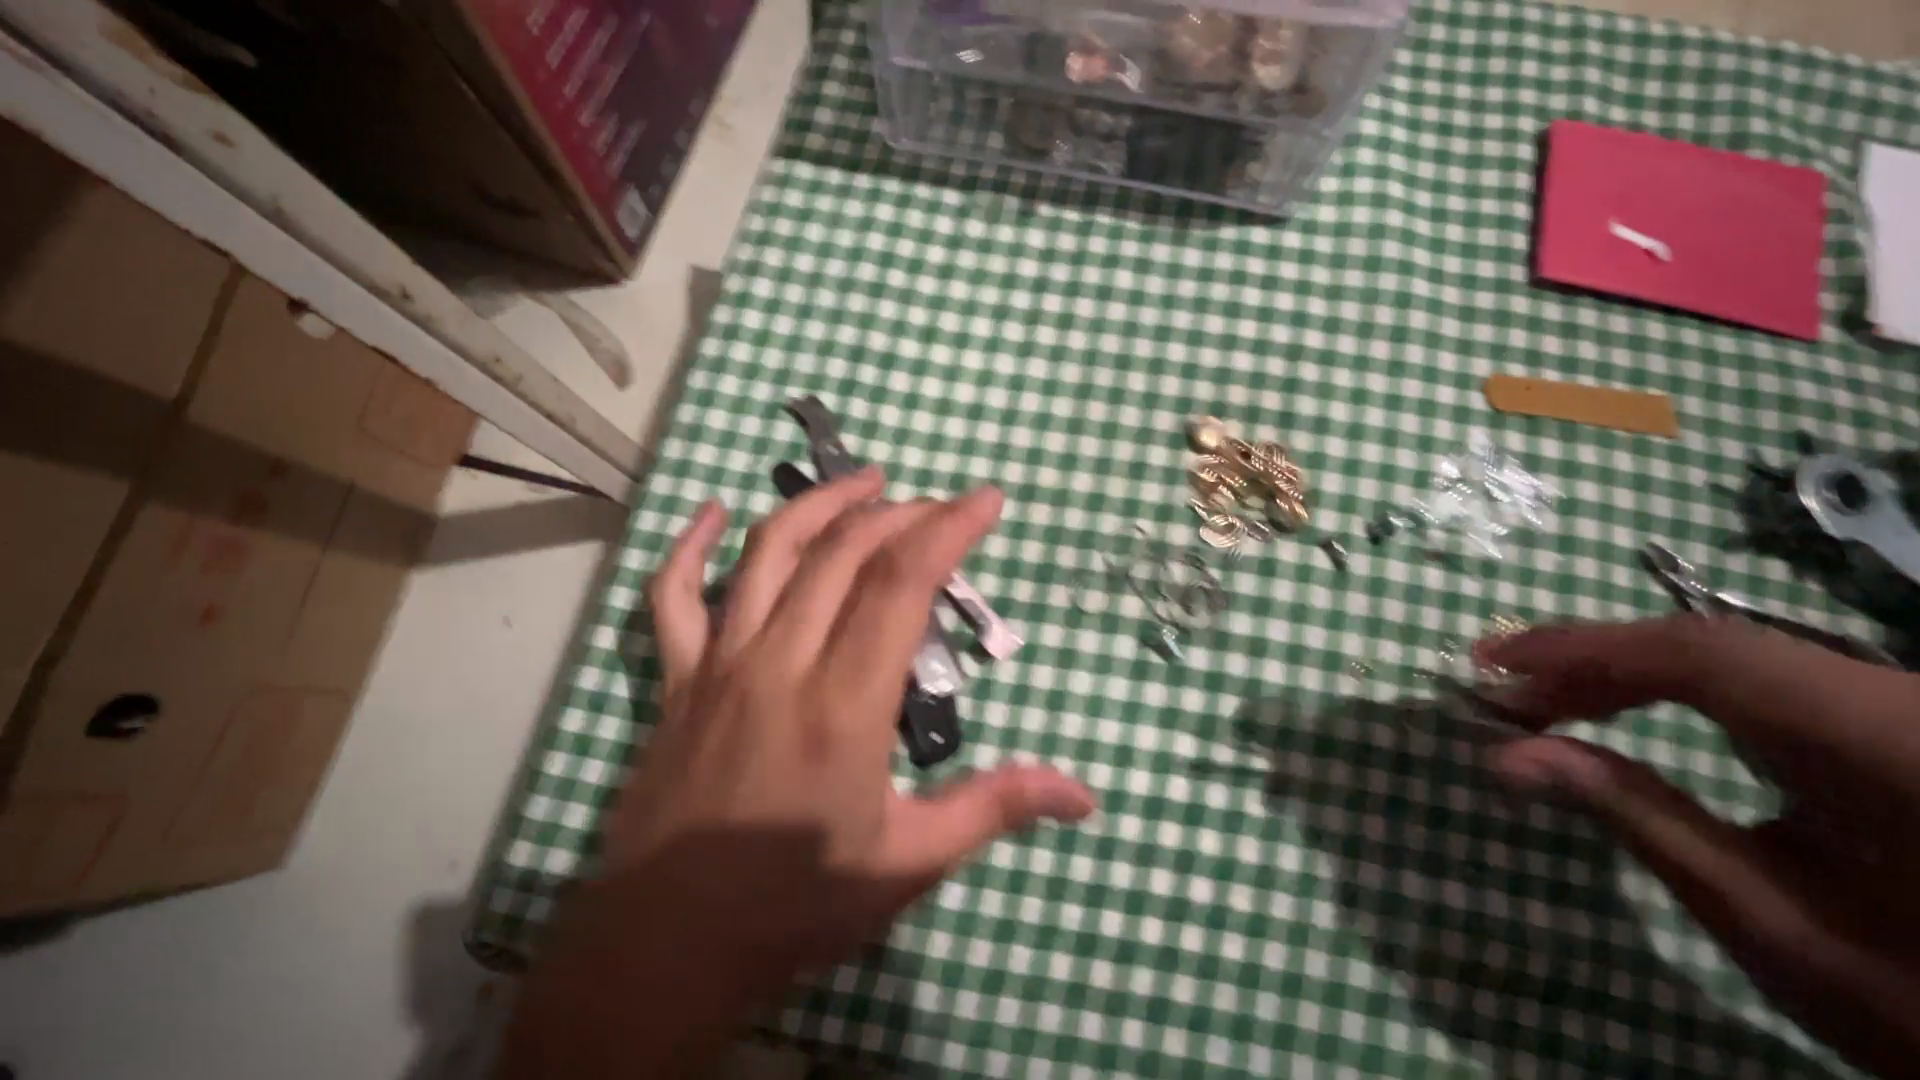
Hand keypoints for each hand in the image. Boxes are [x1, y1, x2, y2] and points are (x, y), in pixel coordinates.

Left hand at [502, 470, 1095, 1077]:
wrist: (668, 943)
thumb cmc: (794, 906)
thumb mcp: (907, 863)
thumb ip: (992, 809)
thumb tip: (1084, 793)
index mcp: (844, 703)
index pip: (901, 585)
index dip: (948, 530)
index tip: (986, 500)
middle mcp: (780, 663)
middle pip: (841, 555)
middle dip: (898, 513)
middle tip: (939, 504)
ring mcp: (719, 665)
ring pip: (766, 555)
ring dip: (818, 506)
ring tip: (863, 480)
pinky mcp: (676, 682)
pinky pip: (673, 597)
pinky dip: (690, 545)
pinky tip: (713, 510)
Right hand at [1479, 616, 1919, 1076]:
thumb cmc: (1912, 994)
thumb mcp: (1767, 920)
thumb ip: (1639, 819)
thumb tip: (1509, 756)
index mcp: (1881, 742)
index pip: (1705, 658)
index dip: (1587, 648)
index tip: (1492, 663)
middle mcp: (1894, 702)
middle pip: (1715, 650)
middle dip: (1594, 663)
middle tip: (1502, 691)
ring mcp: (1892, 709)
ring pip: (1735, 661)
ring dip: (1625, 675)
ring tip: (1540, 700)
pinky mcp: (1882, 726)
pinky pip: (1761, 684)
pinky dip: (1673, 689)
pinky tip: (1617, 706)